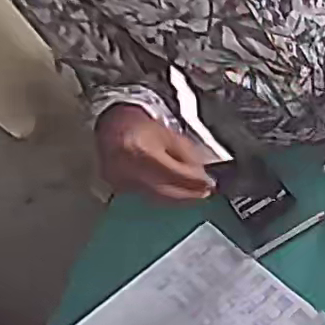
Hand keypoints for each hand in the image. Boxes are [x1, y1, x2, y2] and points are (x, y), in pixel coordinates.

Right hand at [94, 104, 215, 201]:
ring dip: (179, 197)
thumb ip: (189, 158)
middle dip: (190, 193)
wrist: (113, 127)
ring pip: (158, 197)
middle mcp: (128, 169)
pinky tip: (177, 193)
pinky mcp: (118, 187)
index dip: (196, 181)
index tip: (211, 184)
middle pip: (167, 190)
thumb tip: (203, 177)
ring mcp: (120, 180)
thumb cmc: (144, 129)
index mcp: (143, 151)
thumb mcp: (172, 137)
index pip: (176, 174)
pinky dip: (165, 196)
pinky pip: (147, 196)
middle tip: (205, 192)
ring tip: (194, 193)